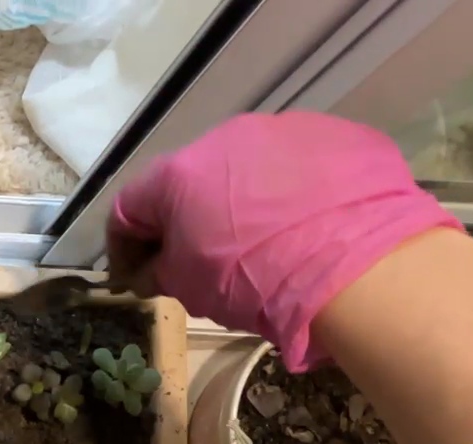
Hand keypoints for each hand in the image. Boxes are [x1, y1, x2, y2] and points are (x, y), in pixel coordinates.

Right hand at [107, 112, 461, 370]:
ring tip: (246, 242)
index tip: (132, 278)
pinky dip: (279, 195)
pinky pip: (289, 167)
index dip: (122, 248)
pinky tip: (291, 229)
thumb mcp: (182, 284)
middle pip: (184, 182)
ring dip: (228, 205)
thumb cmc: (244, 277)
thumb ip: (155, 270)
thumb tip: (150, 269)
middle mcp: (224, 139)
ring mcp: (282, 130)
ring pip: (238, 170)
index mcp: (176, 173)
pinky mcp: (334, 135)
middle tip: (187, 259)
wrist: (350, 265)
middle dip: (178, 221)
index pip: (126, 208)